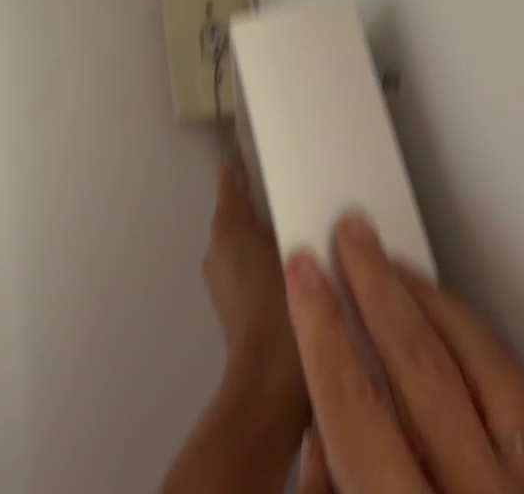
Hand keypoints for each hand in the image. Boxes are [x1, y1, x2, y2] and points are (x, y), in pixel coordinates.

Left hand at [202, 157, 303, 401]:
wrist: (271, 383)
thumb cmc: (285, 309)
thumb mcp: (300, 252)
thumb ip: (297, 218)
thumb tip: (302, 198)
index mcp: (228, 228)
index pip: (231, 177)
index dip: (246, 156)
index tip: (266, 140)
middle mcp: (216, 248)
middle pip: (239, 208)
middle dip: (265, 195)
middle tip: (303, 183)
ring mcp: (220, 278)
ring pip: (244, 239)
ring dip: (267, 229)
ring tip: (307, 223)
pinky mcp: (230, 303)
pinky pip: (248, 265)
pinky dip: (267, 257)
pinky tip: (300, 264)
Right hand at [285, 213, 523, 493]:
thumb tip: (320, 437)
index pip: (356, 406)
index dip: (323, 329)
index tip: (305, 275)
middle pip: (424, 367)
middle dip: (379, 287)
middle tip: (353, 236)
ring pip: (489, 366)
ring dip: (435, 303)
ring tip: (398, 266)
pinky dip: (484, 345)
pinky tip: (457, 323)